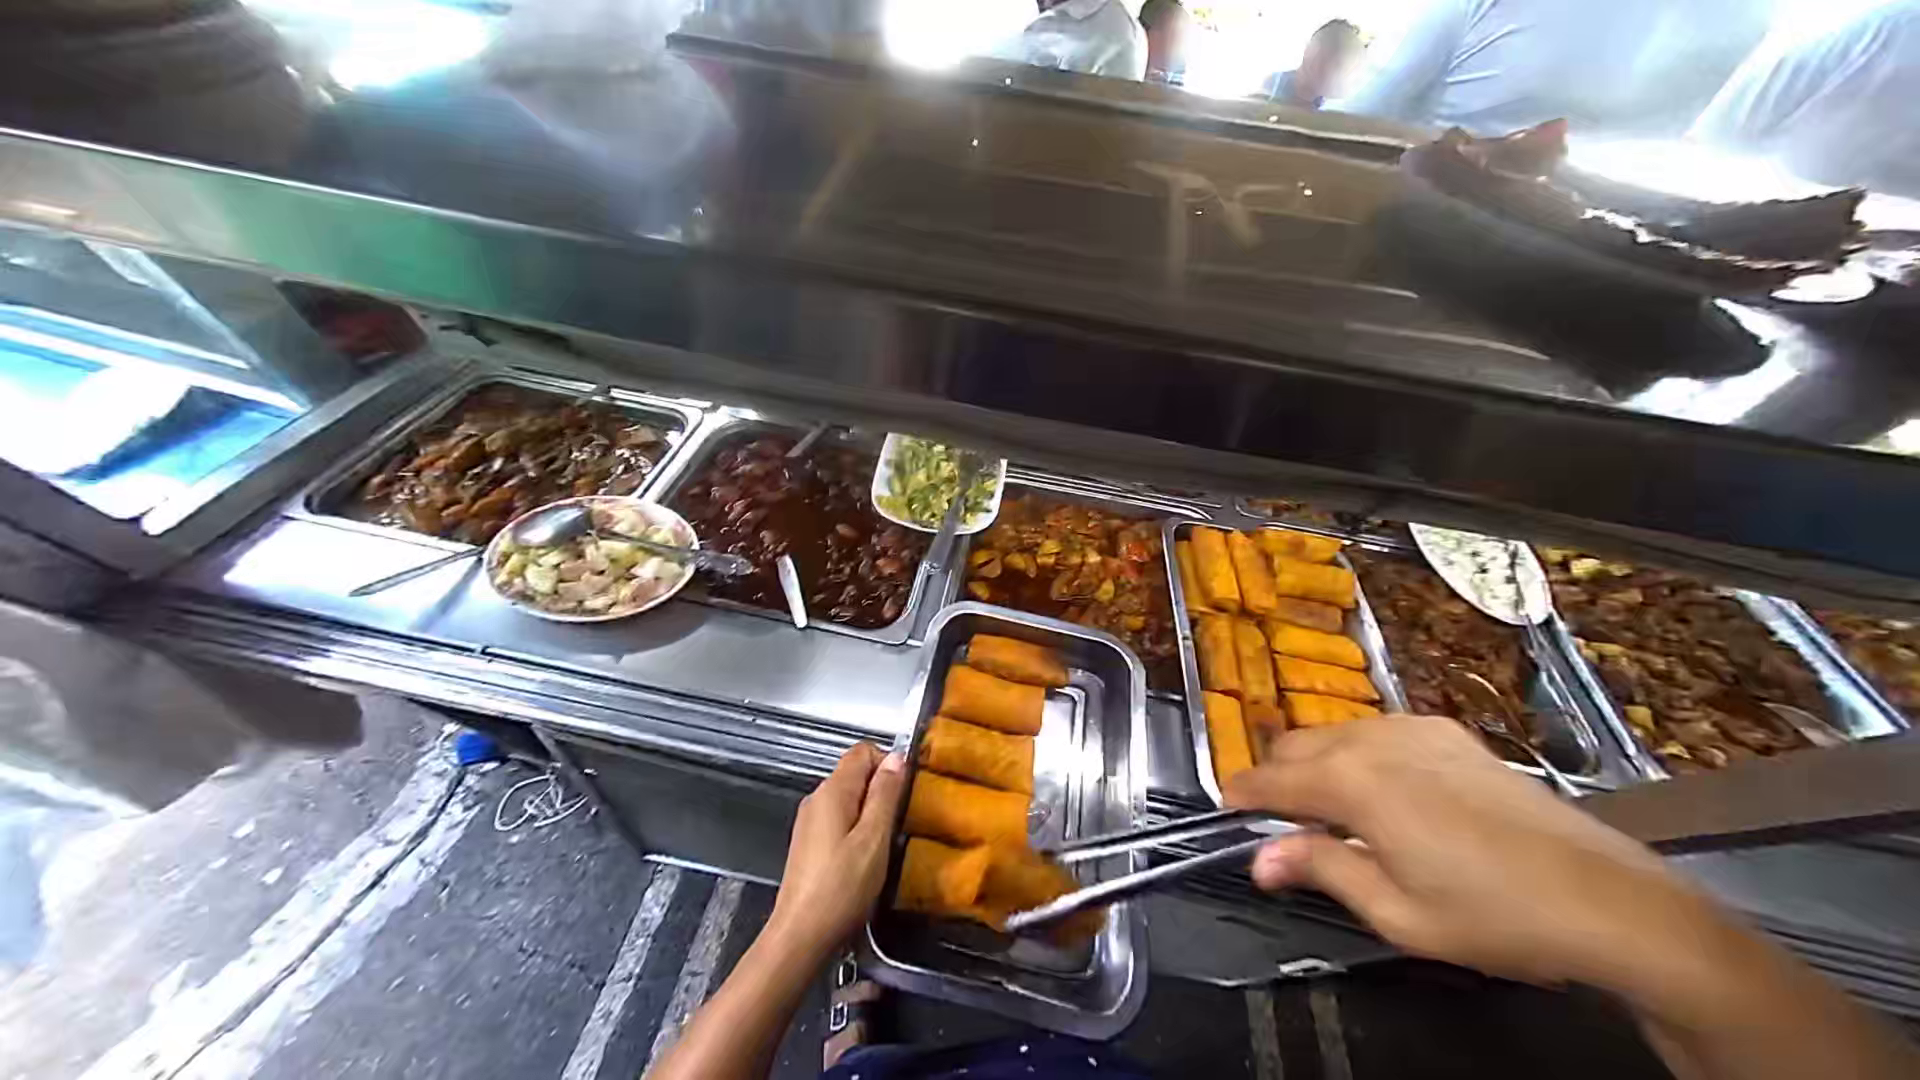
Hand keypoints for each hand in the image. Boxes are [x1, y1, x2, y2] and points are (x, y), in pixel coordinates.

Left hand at [766, 743, 906, 961]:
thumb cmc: (841, 888)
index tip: (904, 790)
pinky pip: (839, 819)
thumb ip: (885, 795)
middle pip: (855, 773)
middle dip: (882, 788)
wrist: (800, 936)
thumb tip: (896, 757)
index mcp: (832, 791)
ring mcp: (810, 821)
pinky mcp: (809, 843)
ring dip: (871, 811)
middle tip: (899, 820)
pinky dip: (857, 828)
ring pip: (849, 797)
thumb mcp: (874, 839)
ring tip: (886, 842)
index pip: (862, 750)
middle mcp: (817, 798)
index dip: (887, 762)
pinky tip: (865, 857)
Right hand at [1225, 715, 1715, 989]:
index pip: (1269, 778)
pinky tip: (1387, 792)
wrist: (1613, 900)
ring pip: (1332, 733)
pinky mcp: (1447, 732)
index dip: (1241, 794)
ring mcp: (1412, 728)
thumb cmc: (1492, 914)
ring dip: (1316, 763)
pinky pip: (1376, 732)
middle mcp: (1371, 739)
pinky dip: (1357, 753)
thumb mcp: (1395, 911)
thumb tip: (1259, 860)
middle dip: (1277, 777)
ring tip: (1335, 810)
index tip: (1227, 810)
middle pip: (1294, 745)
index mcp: (1350, 781)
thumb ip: (1319, 869)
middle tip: (1284, 822)